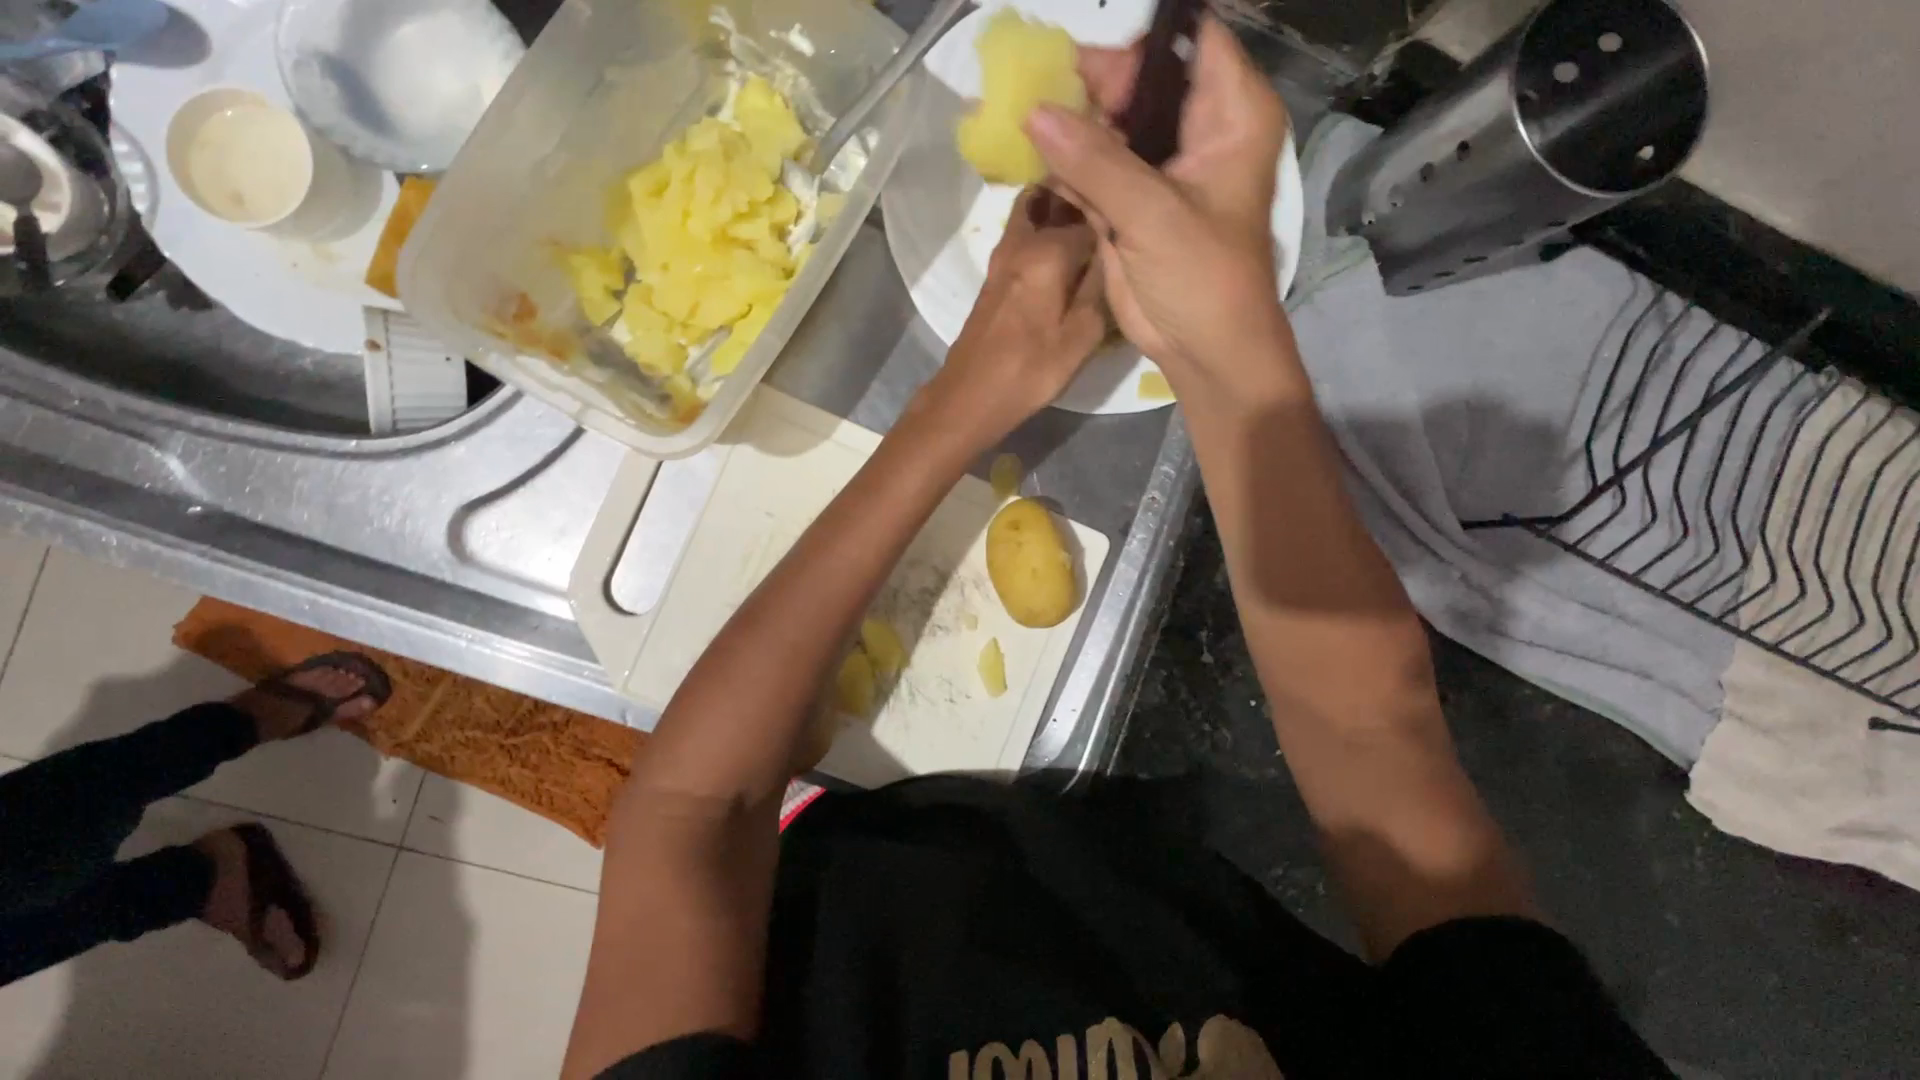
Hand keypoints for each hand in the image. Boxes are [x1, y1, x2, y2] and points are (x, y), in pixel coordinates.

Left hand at [920, 187, 1107, 443]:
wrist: (970, 395)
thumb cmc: (1030, 371)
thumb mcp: (1082, 335)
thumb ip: (1101, 285)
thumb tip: (1116, 249)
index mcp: (1047, 250)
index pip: (1094, 212)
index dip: (1118, 215)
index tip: (1140, 220)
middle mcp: (1022, 241)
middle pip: (1056, 195)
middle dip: (1084, 195)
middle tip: (1116, 212)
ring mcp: (1003, 255)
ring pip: (1035, 210)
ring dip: (1061, 208)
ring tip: (1095, 229)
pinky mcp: (995, 273)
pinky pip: (1026, 233)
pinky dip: (1046, 230)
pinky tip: (1070, 256)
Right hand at [1025, 19, 1291, 395]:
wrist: (1203, 351)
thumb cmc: (1203, 278)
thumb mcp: (1152, 214)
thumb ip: (1094, 161)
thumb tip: (1034, 113)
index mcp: (1230, 115)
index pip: (1191, 43)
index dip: (1141, 44)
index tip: (1081, 57)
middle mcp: (1197, 131)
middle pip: (1141, 80)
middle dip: (1093, 83)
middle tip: (1040, 88)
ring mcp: (1159, 168)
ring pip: (1110, 122)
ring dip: (1070, 122)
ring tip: (1025, 117)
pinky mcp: (1129, 202)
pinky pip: (1091, 166)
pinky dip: (1064, 164)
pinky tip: (1032, 157)